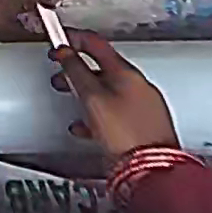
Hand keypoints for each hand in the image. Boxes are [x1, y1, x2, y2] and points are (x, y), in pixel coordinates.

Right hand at [50, 29, 178, 157]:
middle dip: (76, 69)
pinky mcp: (146, 127)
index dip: (73, 38)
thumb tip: (65, 52)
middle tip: (60, 71)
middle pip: (101, 67)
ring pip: (108, 91)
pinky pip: (116, 112)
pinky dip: (99, 114)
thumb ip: (74, 69)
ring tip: (72, 102)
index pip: (95, 43)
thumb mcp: (90, 96)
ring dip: (86, 93)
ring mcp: (145, 107)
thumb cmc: (125, 133)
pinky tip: (88, 126)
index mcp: (126, 72)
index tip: (58, 38)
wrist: (153, 174)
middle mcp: (139, 86)